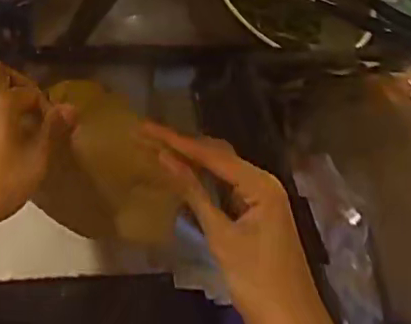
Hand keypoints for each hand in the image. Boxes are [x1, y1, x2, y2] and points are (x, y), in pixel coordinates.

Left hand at [0, 63, 72, 233]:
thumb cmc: (1, 181)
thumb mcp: (36, 160)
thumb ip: (54, 131)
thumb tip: (72, 107)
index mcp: (4, 100)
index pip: (32, 91)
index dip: (47, 108)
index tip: (55, 131)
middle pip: (0, 73)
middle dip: (20, 84)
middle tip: (35, 109)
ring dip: (3, 92)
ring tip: (20, 118)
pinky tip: (2, 133)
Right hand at [142, 123, 331, 323]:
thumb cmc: (259, 283)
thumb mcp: (221, 237)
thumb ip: (194, 193)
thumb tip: (164, 157)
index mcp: (259, 183)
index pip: (210, 154)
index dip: (175, 139)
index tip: (147, 127)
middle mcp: (263, 182)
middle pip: (217, 154)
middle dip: (182, 144)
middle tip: (148, 134)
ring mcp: (262, 198)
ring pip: (221, 169)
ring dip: (191, 159)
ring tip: (159, 146)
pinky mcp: (257, 214)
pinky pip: (226, 186)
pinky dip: (204, 179)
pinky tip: (183, 175)